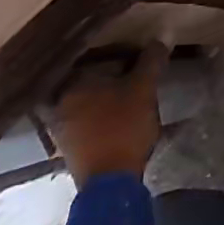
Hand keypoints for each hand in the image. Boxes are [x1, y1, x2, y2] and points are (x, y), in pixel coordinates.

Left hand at [51, 43, 166, 184]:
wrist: (110, 187)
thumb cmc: (124, 128)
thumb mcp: (144, 89)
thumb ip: (151, 61)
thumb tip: (161, 38)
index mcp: (75, 84)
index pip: (102, 59)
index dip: (126, 56)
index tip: (143, 61)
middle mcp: (62, 104)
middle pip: (97, 83)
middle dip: (118, 80)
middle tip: (141, 81)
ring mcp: (64, 130)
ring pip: (94, 105)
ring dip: (113, 102)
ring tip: (137, 103)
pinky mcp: (72, 151)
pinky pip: (92, 125)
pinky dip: (107, 121)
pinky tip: (126, 124)